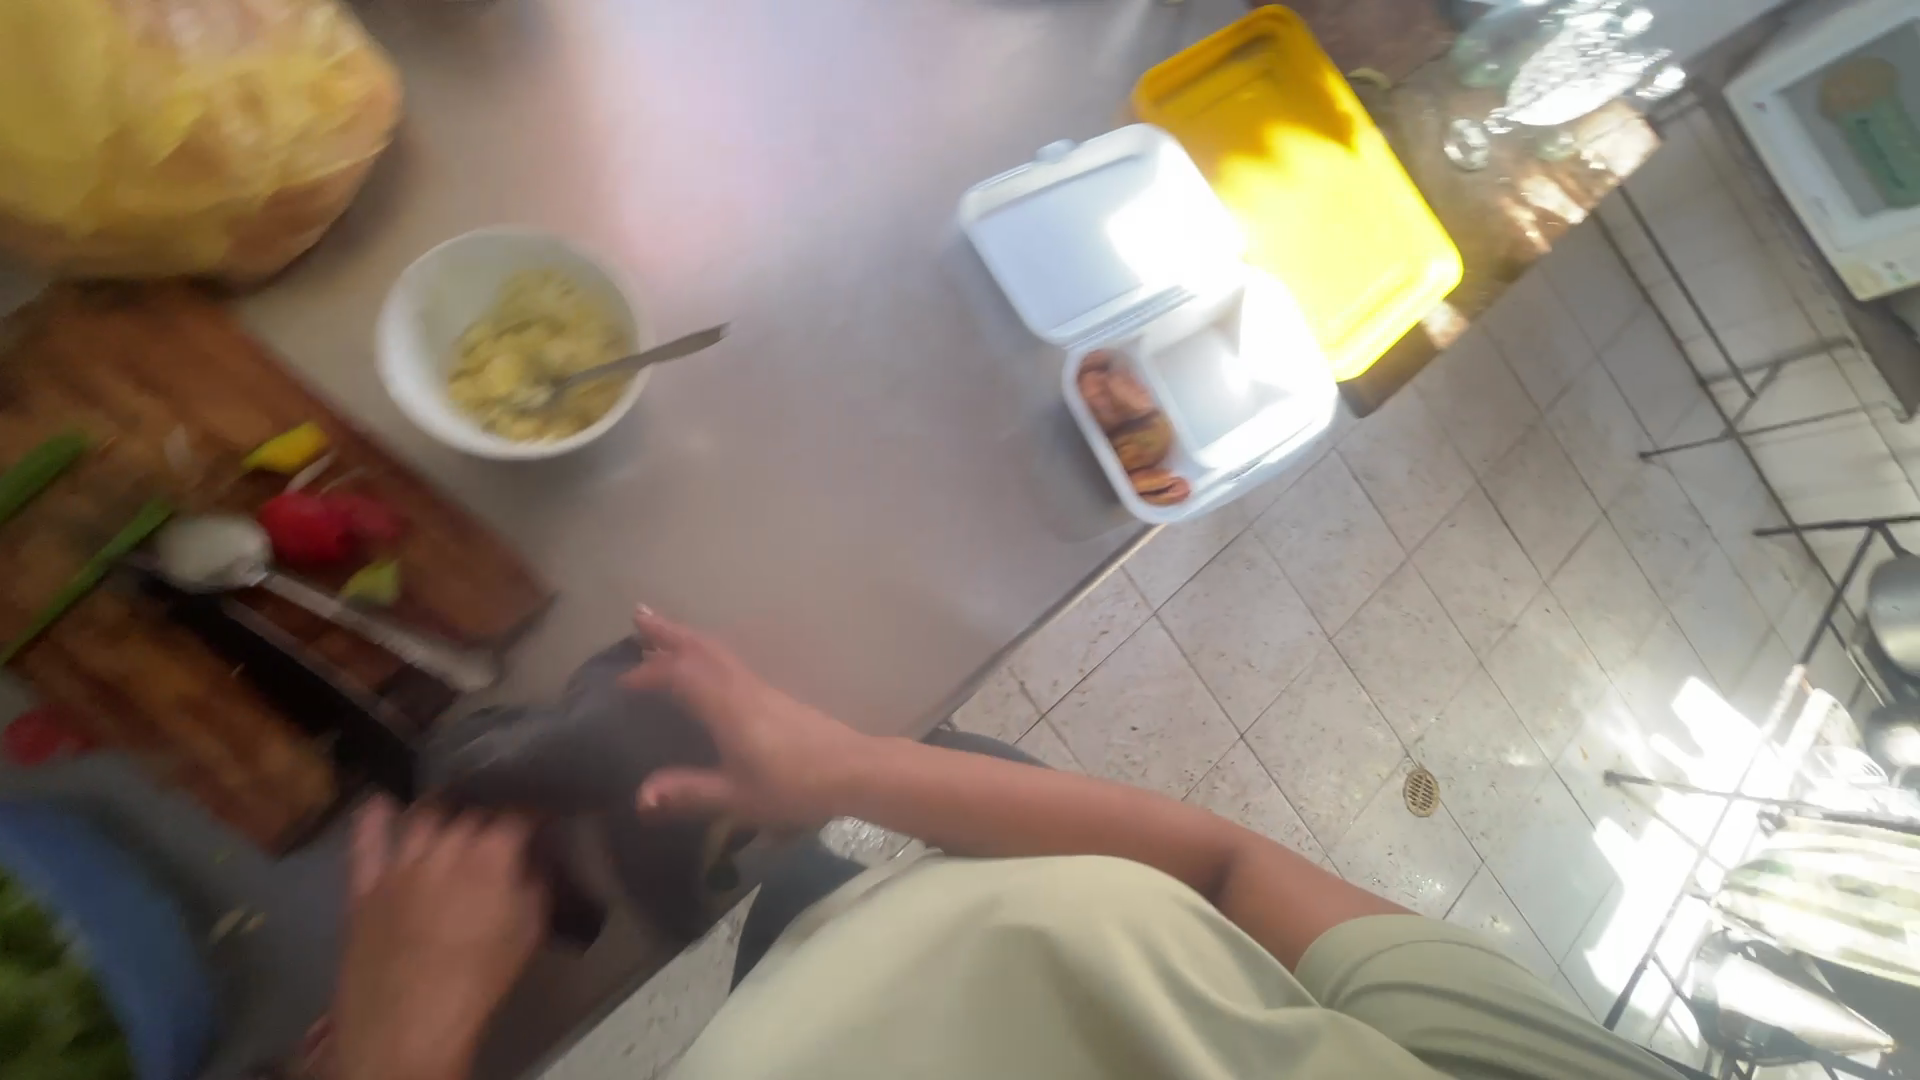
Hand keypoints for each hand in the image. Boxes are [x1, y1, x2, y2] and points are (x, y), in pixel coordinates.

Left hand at [333, 798, 547, 1079]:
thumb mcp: (532, 925)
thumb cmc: (482, 976)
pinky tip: (382, 802)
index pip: (519, 814)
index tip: (546, 816)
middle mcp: (446, 848)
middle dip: (493, 810)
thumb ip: (538, 878)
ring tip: (456, 808)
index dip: (536, 811)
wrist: (410, 1027)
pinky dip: (373, 819)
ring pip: (424, 816)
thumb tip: (538, 852)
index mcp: (492, 855)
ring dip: (444, 807)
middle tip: (504, 821)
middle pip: (472, 811)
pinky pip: (366, 843)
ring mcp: (400, 866)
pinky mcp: (365, 888)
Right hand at [624, 606, 873, 826]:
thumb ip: (690, 792)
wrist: (853, 769)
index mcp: (729, 708)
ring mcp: (763, 689)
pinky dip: (709, 654)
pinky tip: (707, 666)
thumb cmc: (794, 785)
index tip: (620, 681)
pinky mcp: (776, 697)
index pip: (682, 676)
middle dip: (669, 632)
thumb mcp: (738, 796)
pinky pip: (732, 664)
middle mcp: (744, 688)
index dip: (650, 673)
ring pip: (720, 653)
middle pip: (703, 650)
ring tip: (664, 632)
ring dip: (689, 639)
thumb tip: (639, 796)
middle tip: (639, 613)